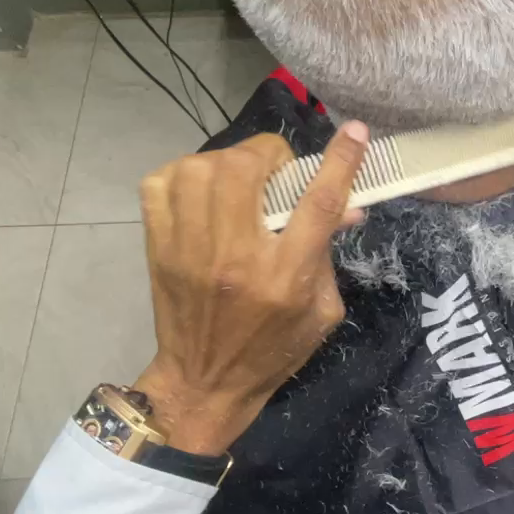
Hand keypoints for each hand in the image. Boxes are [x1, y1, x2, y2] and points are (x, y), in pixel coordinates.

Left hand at [132, 126, 367, 454]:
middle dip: (270, 154)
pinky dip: (185, 172)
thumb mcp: (323, 310)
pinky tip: (203, 187)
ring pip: (202, 168)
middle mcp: (237, 256)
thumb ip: (329, 254)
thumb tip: (346, 206)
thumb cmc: (276, 348)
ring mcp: (190, 249)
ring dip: (228, 160)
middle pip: (247, 170)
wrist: (206, 381)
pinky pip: (161, 183)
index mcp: (286, 277)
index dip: (341, 162)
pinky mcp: (158, 247)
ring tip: (241, 177)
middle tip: (279, 168)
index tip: (355, 132)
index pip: (318, 204)